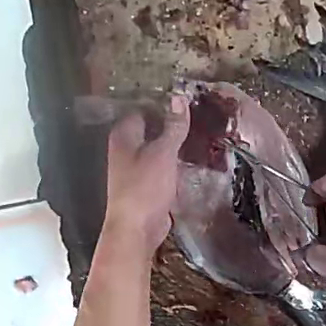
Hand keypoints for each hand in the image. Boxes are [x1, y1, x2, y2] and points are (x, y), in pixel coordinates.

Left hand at [101, 95, 188, 254]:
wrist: (136, 228)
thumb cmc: (145, 187)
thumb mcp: (163, 153)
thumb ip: (173, 126)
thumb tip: (179, 97)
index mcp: (124, 135)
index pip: (143, 108)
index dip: (162, 103)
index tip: (187, 98)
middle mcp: (126, 148)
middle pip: (151, 128)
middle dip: (172, 123)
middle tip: (199, 115)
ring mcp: (136, 167)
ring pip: (159, 148)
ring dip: (176, 144)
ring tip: (202, 134)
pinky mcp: (147, 184)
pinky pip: (163, 166)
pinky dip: (176, 162)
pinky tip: (195, 159)